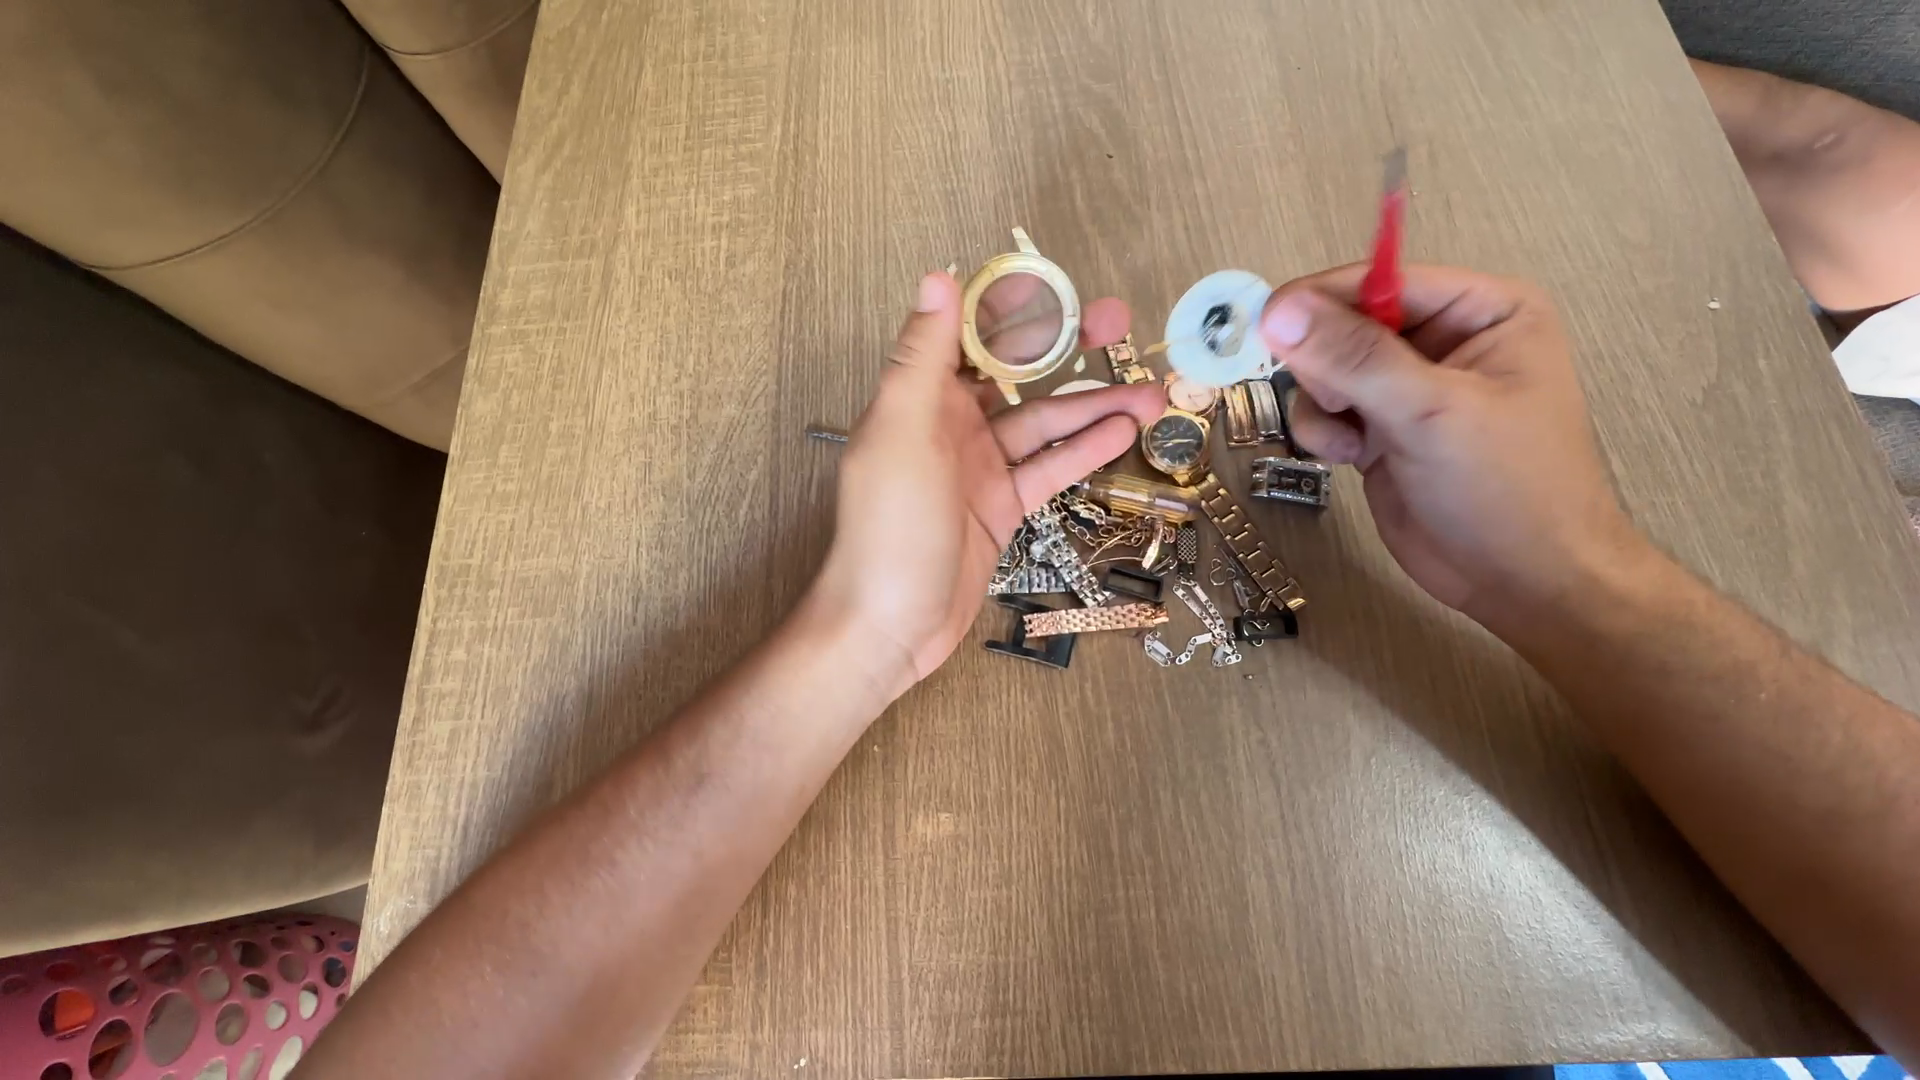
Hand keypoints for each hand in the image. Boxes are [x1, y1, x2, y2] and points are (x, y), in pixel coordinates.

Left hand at [807, 271, 1165, 694]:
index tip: (1062, 283)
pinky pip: (1047, 468)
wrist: (891, 623)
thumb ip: (922, 357)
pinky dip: (1082, 451)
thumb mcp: (903, 433)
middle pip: (1016, 372)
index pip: (970, 332)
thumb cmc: (889, 527)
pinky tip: (1122, 433)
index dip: (1014, 304)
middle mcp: (950, 424)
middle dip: (1066, 346)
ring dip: (1093, 406)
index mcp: (919, 396)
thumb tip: (937, 277)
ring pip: (1043, 422)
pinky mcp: (1001, 505)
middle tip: (1119, 321)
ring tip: (1149, 392)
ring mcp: (979, 466)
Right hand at [1260, 264, 1648, 625]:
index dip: (1322, 299)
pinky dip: (1323, 433)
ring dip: (1321, 405)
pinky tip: (1347, 459)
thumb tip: (1277, 309)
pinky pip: (1326, 411)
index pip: (1382, 282)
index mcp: (1480, 312)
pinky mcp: (1380, 431)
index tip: (1266, 324)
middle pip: (1345, 325)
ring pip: (1325, 371)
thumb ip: (1352, 357)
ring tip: (1348, 440)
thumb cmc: (1503, 486)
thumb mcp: (1431, 412)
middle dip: (1325, 365)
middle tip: (1335, 402)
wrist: (1522, 581)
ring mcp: (1407, 390)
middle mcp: (1442, 342)